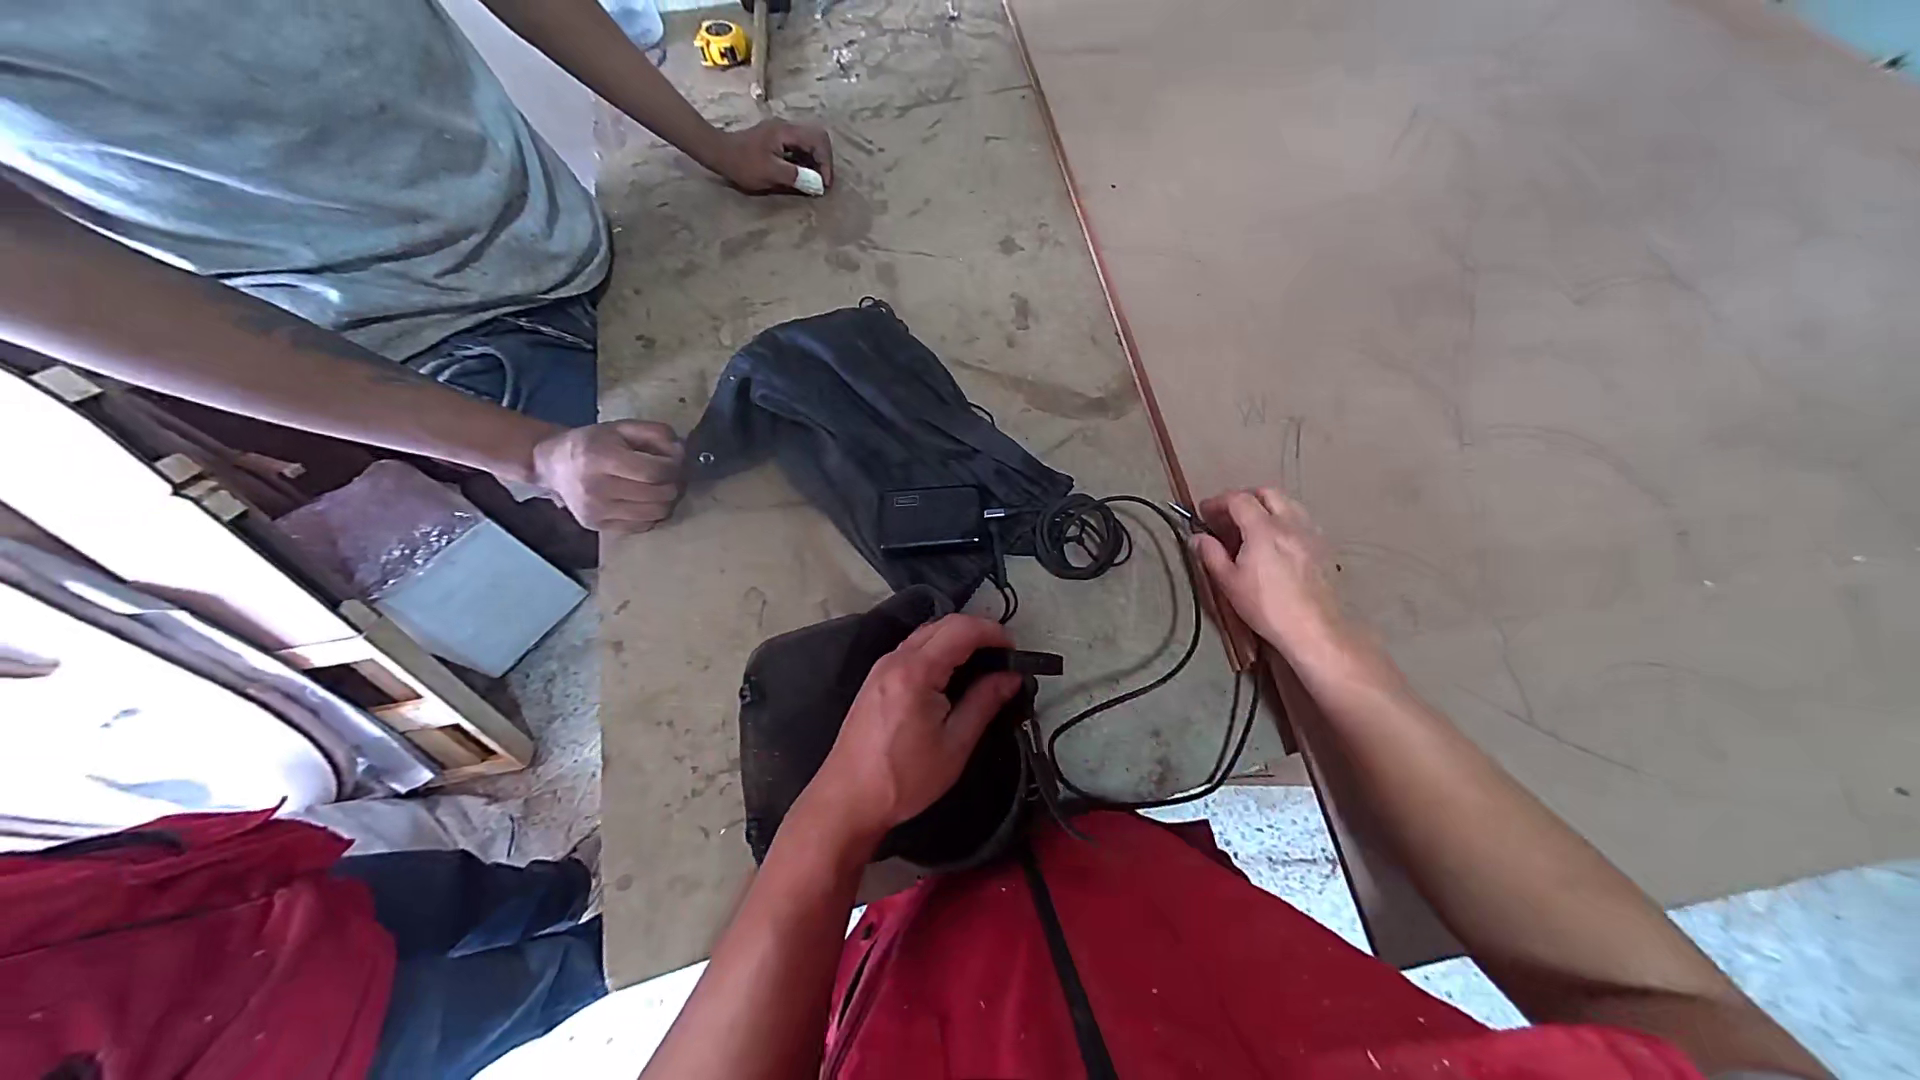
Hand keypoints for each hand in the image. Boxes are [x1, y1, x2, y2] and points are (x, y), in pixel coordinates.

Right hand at [528, 420, 683, 532]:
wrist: (553, 465)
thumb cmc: (593, 443)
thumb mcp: (622, 428)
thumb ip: (656, 433)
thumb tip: (681, 452)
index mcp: (600, 458)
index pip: (654, 472)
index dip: (674, 468)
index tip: (675, 462)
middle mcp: (595, 488)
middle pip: (658, 495)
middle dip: (674, 484)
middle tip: (674, 476)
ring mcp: (596, 511)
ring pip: (656, 514)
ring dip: (668, 501)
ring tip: (663, 488)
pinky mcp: (598, 526)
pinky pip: (643, 526)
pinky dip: (653, 514)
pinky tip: (648, 501)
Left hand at [709, 119, 834, 193]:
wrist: (719, 153)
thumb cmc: (743, 164)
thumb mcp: (770, 173)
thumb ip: (795, 176)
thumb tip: (817, 184)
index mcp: (786, 132)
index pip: (818, 140)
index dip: (826, 162)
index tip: (824, 183)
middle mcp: (786, 127)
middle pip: (817, 138)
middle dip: (824, 160)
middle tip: (822, 182)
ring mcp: (782, 132)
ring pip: (809, 143)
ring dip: (815, 162)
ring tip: (814, 182)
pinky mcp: (777, 140)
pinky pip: (799, 148)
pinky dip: (806, 162)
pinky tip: (802, 176)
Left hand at [798, 615, 1022, 850]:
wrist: (848, 799)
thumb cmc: (900, 780)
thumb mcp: (955, 745)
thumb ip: (984, 702)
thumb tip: (1009, 677)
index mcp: (915, 673)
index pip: (961, 630)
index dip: (993, 632)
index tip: (1013, 649)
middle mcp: (894, 661)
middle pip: (943, 624)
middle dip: (978, 631)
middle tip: (1003, 656)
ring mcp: (881, 668)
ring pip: (927, 634)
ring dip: (957, 639)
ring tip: (983, 666)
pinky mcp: (876, 680)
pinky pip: (912, 649)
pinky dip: (938, 651)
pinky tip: (952, 676)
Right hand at [1192, 488, 1347, 658]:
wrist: (1314, 629)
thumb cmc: (1269, 607)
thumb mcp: (1229, 582)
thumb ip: (1211, 554)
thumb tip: (1198, 538)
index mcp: (1263, 528)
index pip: (1238, 499)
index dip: (1218, 502)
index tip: (1206, 512)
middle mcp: (1290, 523)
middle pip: (1267, 493)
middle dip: (1244, 498)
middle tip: (1227, 515)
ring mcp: (1311, 534)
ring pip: (1288, 503)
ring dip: (1266, 507)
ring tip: (1251, 527)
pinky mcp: (1324, 548)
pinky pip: (1302, 521)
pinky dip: (1284, 521)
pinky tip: (1276, 542)